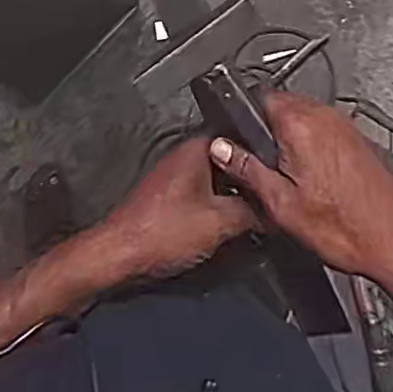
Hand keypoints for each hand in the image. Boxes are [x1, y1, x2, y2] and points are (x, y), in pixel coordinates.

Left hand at [97, 138, 256, 279]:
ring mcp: (174, 172)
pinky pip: (199, 190)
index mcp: (197, 147)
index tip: (274, 170)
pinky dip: (211, 203)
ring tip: (245, 212)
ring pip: (214, 177)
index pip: (238, 136)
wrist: (119, 255)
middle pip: (227, 159)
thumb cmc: (160, 232)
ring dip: (228, 193)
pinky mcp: (166, 193)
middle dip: (245, 178)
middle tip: (263, 196)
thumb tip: (269, 210)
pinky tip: (218, 223)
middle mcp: (184, 154)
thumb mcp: (219, 223)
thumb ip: (250, 212)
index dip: (259, 154)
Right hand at [208, 92, 392, 284]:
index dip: (243, 118)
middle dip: (265, 130)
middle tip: (260, 163)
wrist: (392, 241)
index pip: (260, 98)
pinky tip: (312, 179)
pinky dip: (310, 145)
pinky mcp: (354, 137)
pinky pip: (320, 128)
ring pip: (301, 117)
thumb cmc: (346, 228)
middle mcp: (323, 115)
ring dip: (288, 137)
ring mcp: (342, 124)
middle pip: (281, 105)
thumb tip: (222, 149)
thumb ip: (247, 170)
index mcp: (300, 124)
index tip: (237, 138)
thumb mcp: (281, 204)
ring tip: (287, 176)